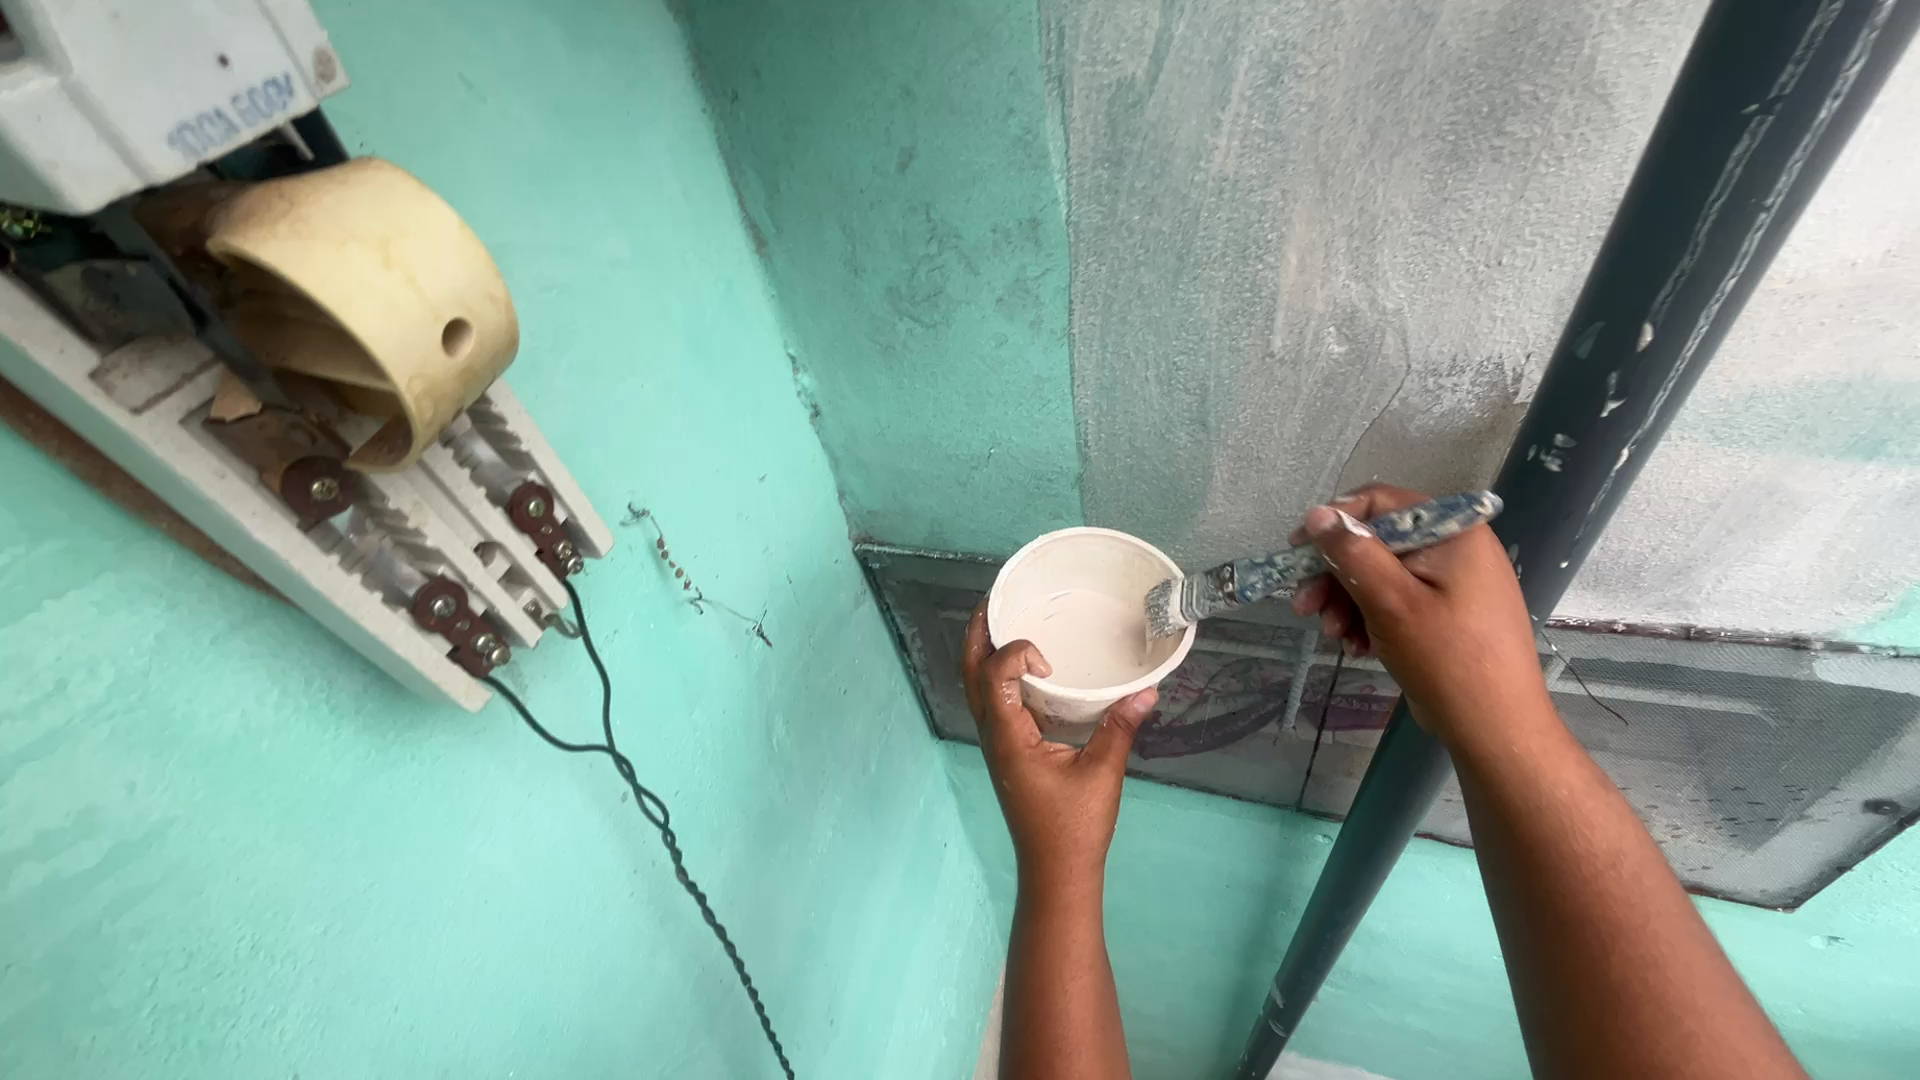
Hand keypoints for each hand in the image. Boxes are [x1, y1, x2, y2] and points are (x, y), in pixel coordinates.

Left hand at [962, 601, 1157, 890]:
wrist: (1055, 871)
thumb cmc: (1074, 827)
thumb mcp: (1102, 774)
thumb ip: (1120, 728)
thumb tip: (1148, 690)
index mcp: (1008, 735)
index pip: (994, 675)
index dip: (1016, 653)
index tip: (1050, 662)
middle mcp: (992, 733)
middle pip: (970, 672)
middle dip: (978, 633)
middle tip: (994, 599)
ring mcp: (996, 742)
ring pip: (977, 686)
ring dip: (984, 651)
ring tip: (1003, 620)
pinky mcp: (1007, 749)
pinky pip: (992, 700)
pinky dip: (999, 674)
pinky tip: (1026, 668)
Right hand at [1287, 483, 1549, 743]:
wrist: (1494, 728)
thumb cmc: (1446, 658)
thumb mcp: (1389, 601)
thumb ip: (1352, 553)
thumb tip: (1318, 514)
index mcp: (1453, 532)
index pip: (1380, 503)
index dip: (1333, 523)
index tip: (1297, 552)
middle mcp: (1454, 547)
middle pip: (1374, 543)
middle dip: (1334, 575)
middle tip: (1304, 607)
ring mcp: (1451, 580)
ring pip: (1378, 574)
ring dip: (1345, 601)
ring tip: (1333, 634)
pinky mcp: (1444, 610)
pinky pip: (1393, 598)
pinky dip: (1367, 617)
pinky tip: (1357, 645)